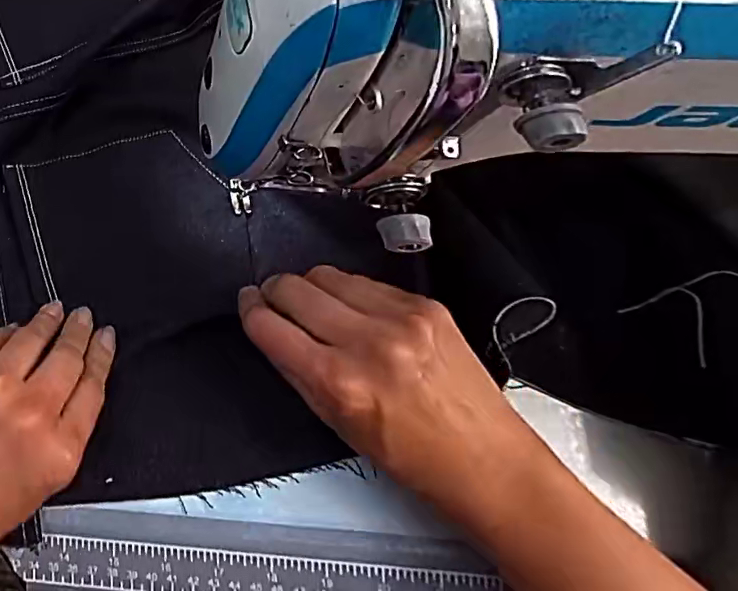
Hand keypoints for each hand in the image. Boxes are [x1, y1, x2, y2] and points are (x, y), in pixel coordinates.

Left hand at [0, 302, 114, 590]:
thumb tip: (68, 395)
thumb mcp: (31, 491)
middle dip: (81, 332)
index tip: (106, 339)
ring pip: (37, 336)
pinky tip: (16, 328)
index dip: (102, 356)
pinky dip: (11, 331)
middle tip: (85, 317)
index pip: (93, 388)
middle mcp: (33, 413)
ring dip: (50, 320)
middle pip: (70, 357)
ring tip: (57, 310)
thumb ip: (57, 442)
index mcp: (57, 452)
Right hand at [239, 269, 702, 590]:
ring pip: (329, 274)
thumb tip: (271, 332)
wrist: (490, 462)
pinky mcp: (425, 304)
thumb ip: (299, 375)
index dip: (251, 310)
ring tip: (311, 300)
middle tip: (271, 296)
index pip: (273, 326)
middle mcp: (370, 342)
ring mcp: (401, 317)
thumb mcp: (341, 427)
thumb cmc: (416, 461)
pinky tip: (353, 308)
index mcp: (341, 384)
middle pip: (296, 288)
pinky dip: (351, 291)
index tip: (247, 302)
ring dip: (310, 285)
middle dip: (274, 290)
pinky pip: (368, 282)